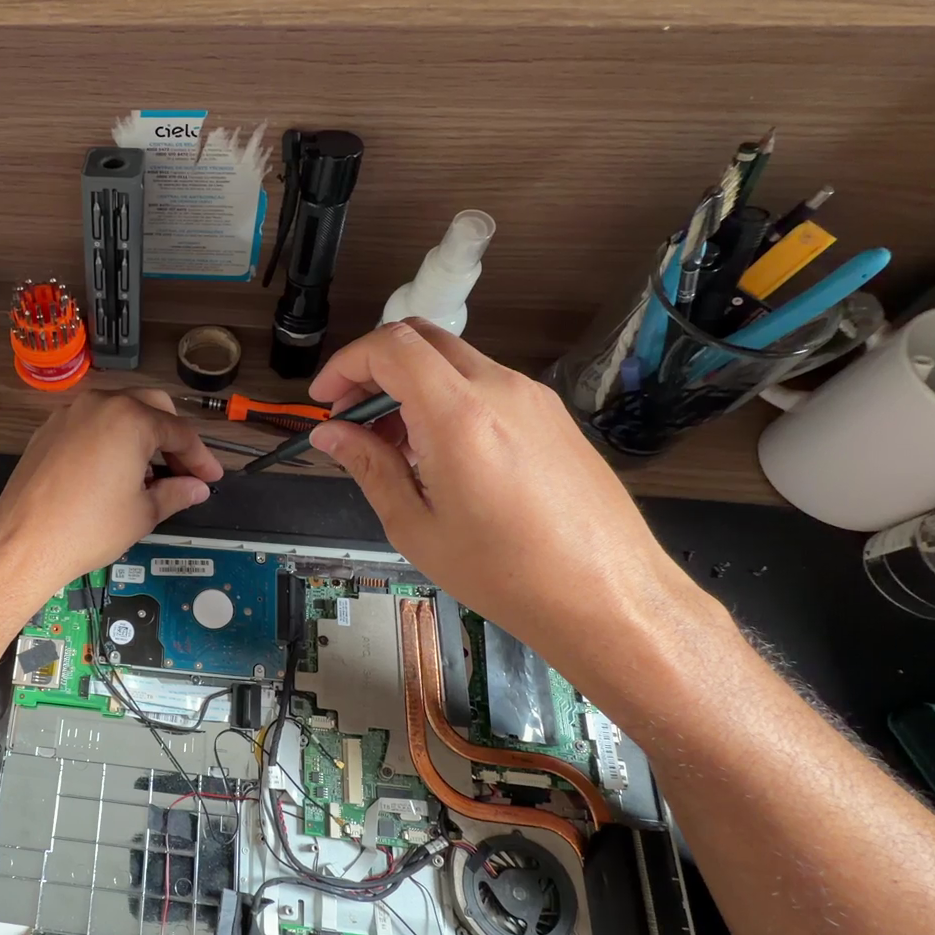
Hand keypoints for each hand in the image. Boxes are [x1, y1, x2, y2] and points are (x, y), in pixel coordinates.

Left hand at [0, 390, 223, 593]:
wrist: (23, 542)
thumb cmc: (88, 529)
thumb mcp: (142, 513)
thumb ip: (176, 493)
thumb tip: (196, 488)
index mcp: (130, 419)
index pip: (180, 432)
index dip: (200, 458)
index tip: (211, 478)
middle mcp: (99, 404)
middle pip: (151, 407)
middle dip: (172, 436)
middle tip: (183, 471)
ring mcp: (69, 413)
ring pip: (118, 411)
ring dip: (141, 435)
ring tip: (149, 475)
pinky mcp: (48, 430)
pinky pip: (91, 424)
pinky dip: (110, 438)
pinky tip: (113, 471)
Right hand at [307, 320, 712, 672]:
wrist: (608, 596)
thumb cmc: (505, 573)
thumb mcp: (416, 526)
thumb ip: (369, 467)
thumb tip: (330, 435)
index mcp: (459, 415)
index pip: (390, 347)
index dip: (345, 365)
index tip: (325, 401)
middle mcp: (499, 389)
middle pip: (420, 338)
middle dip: (372, 367)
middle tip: (351, 417)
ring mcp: (532, 397)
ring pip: (452, 360)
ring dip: (409, 384)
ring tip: (391, 445)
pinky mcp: (551, 414)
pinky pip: (484, 383)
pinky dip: (445, 397)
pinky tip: (437, 453)